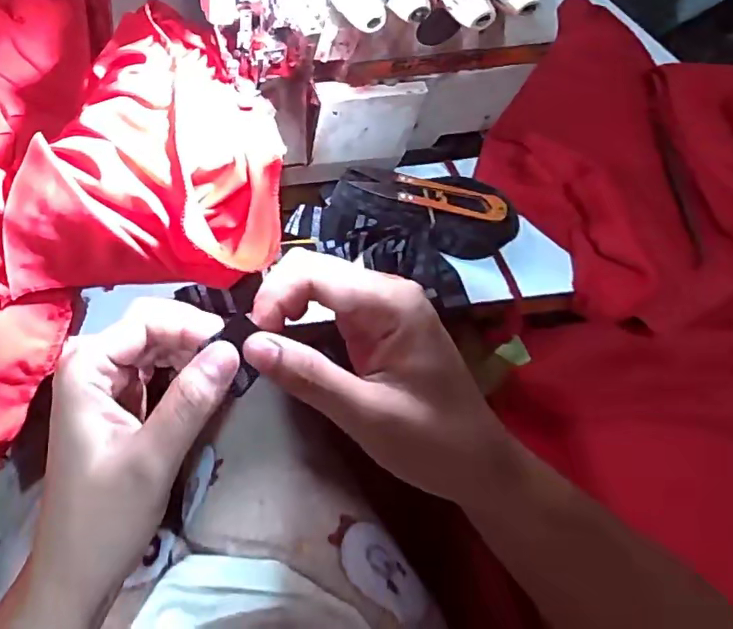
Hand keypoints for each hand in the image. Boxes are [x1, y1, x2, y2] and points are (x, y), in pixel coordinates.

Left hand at [18, 299, 238, 624]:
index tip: (233, 340)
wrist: (73, 574)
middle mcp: (88, 362)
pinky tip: (203, 381)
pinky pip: (149, 371)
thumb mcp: (152, 459)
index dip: (189, 325)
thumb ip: (190, 401)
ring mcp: (99, 381)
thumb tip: (230, 349)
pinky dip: (177, 373)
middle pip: (147, 328)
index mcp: (85, 365)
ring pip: (151, 348)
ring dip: (186, 353)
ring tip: (225, 365)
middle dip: (189, 336)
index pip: (144, 321)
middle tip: (234, 353)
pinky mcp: (112, 401)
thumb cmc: (104, 517)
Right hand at [241, 249, 501, 501]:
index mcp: (390, 302)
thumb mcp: (366, 416)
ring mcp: (381, 300)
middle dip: (276, 296)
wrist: (483, 466)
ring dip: (284, 302)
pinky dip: (299, 310)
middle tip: (258, 340)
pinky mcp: (375, 316)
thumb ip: (309, 376)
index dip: (276, 296)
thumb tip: (249, 345)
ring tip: (267, 339)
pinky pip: (326, 297)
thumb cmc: (434, 443)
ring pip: (314, 278)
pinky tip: (288, 336)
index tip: (255, 336)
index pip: (314, 273)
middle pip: (311, 267)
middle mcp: (385, 288)